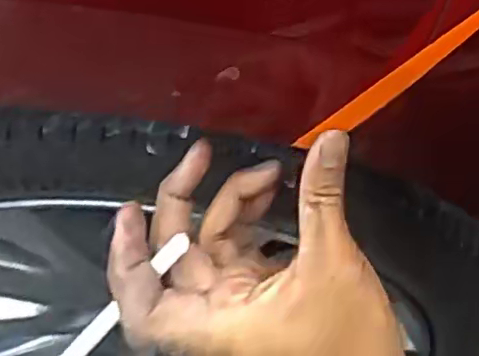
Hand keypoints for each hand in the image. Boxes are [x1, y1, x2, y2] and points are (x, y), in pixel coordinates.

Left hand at [106, 130, 402, 355]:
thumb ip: (322, 195)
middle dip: (185, 198)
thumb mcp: (332, 261)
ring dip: (233, 199)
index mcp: (219, 322)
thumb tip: (329, 142)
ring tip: (267, 173)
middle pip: (177, 254)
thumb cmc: (350, 346)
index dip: (129, 262)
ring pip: (211, 242)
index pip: (147, 306)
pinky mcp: (261, 293)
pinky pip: (239, 244)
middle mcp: (219, 313)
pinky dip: (251, 214)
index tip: (129, 213)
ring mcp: (239, 302)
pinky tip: (272, 191)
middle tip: (201, 156)